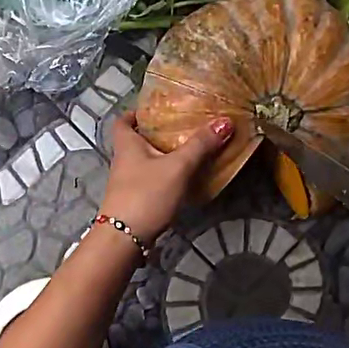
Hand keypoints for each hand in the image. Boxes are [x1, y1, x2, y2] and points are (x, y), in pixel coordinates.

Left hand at [99, 112, 233, 243]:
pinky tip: (186, 179)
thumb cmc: (146, 194)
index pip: (123, 120)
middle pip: (137, 140)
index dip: (136, 112)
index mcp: (126, 144)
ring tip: (191, 150)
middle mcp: (123, 160)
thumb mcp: (178, 167)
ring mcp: (127, 182)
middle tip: (184, 128)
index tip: (157, 109)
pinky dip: (166, 176)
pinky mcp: (136, 200)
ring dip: (164, 156)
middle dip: (158, 133)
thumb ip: (201, 145)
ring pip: (146, 161)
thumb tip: (225, 121)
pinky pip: (152, 180)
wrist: (124, 239)